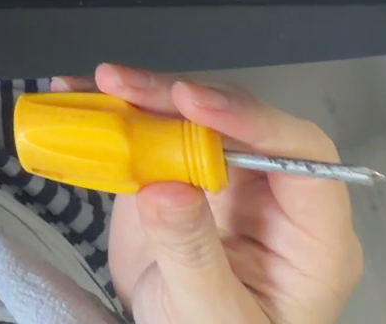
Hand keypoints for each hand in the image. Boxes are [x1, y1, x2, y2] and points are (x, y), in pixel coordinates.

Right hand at [52, 64, 363, 323]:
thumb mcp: (212, 316)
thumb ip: (193, 255)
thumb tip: (165, 185)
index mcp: (309, 235)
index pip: (302, 157)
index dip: (252, 120)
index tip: (190, 102)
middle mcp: (268, 195)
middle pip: (233, 122)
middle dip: (175, 95)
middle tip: (118, 84)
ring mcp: (216, 179)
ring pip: (186, 115)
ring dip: (137, 92)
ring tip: (93, 84)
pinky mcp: (169, 171)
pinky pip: (144, 128)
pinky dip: (109, 108)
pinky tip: (76, 93)